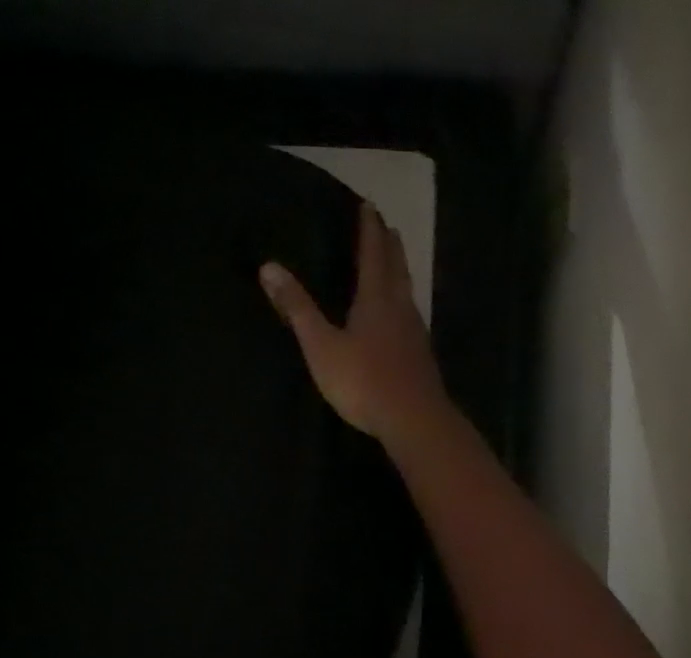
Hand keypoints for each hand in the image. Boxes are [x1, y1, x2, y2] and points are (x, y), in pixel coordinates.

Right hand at [260, 203, 452, 444]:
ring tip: (396, 262)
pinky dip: (405, 303)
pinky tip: (404, 316)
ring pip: (408, 292)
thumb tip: (269, 266)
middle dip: (389, 245)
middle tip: (387, 226)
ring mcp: (415, 333)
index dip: (369, 230)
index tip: (368, 206)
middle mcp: (400, 308)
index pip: (373, 254)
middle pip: (397, 268)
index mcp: (376, 299)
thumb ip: (297, 308)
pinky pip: (412, 316)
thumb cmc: (364, 381)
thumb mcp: (321, 346)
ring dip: (401, 271)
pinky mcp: (421, 356)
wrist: (414, 420)